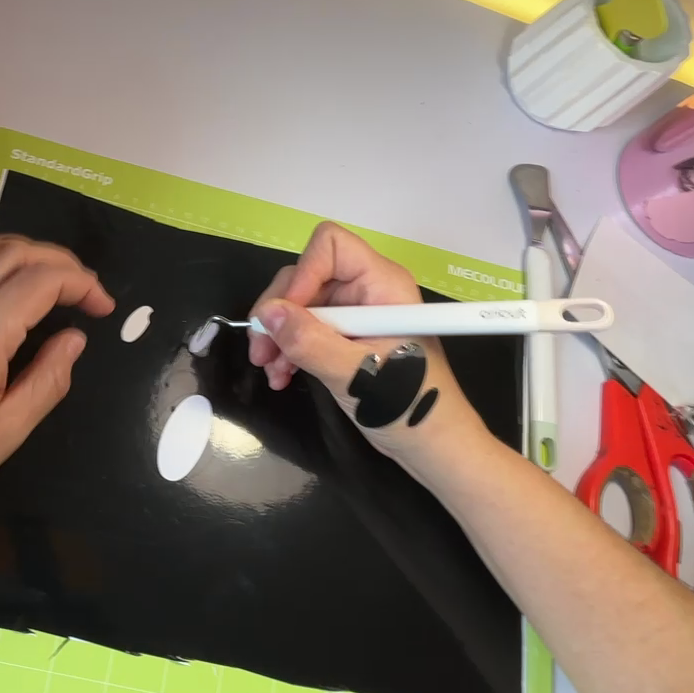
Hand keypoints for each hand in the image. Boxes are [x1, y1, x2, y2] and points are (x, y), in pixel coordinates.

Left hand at [0, 236, 114, 532]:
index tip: (105, 309)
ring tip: (51, 283)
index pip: (42, 279)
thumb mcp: (9, 430)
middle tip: (88, 292)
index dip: (83, 283)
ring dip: (24, 254)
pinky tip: (1, 288)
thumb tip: (73, 339)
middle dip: (61, 262)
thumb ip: (49, 378)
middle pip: (15, 253)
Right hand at [248, 222, 486, 467]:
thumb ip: (310, 342)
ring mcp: (353, 313)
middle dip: (278, 312)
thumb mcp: (355, 375)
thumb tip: (267, 314)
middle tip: (261, 351)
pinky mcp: (343, 335)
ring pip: (298, 304)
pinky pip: (304, 327)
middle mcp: (366, 290)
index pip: (330, 246)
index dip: (302, 276)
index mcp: (382, 285)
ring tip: (271, 371)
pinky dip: (287, 348)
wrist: (431, 445)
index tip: (285, 318)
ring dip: (277, 335)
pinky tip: (281, 375)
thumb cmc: (409, 407)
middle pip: (305, 275)